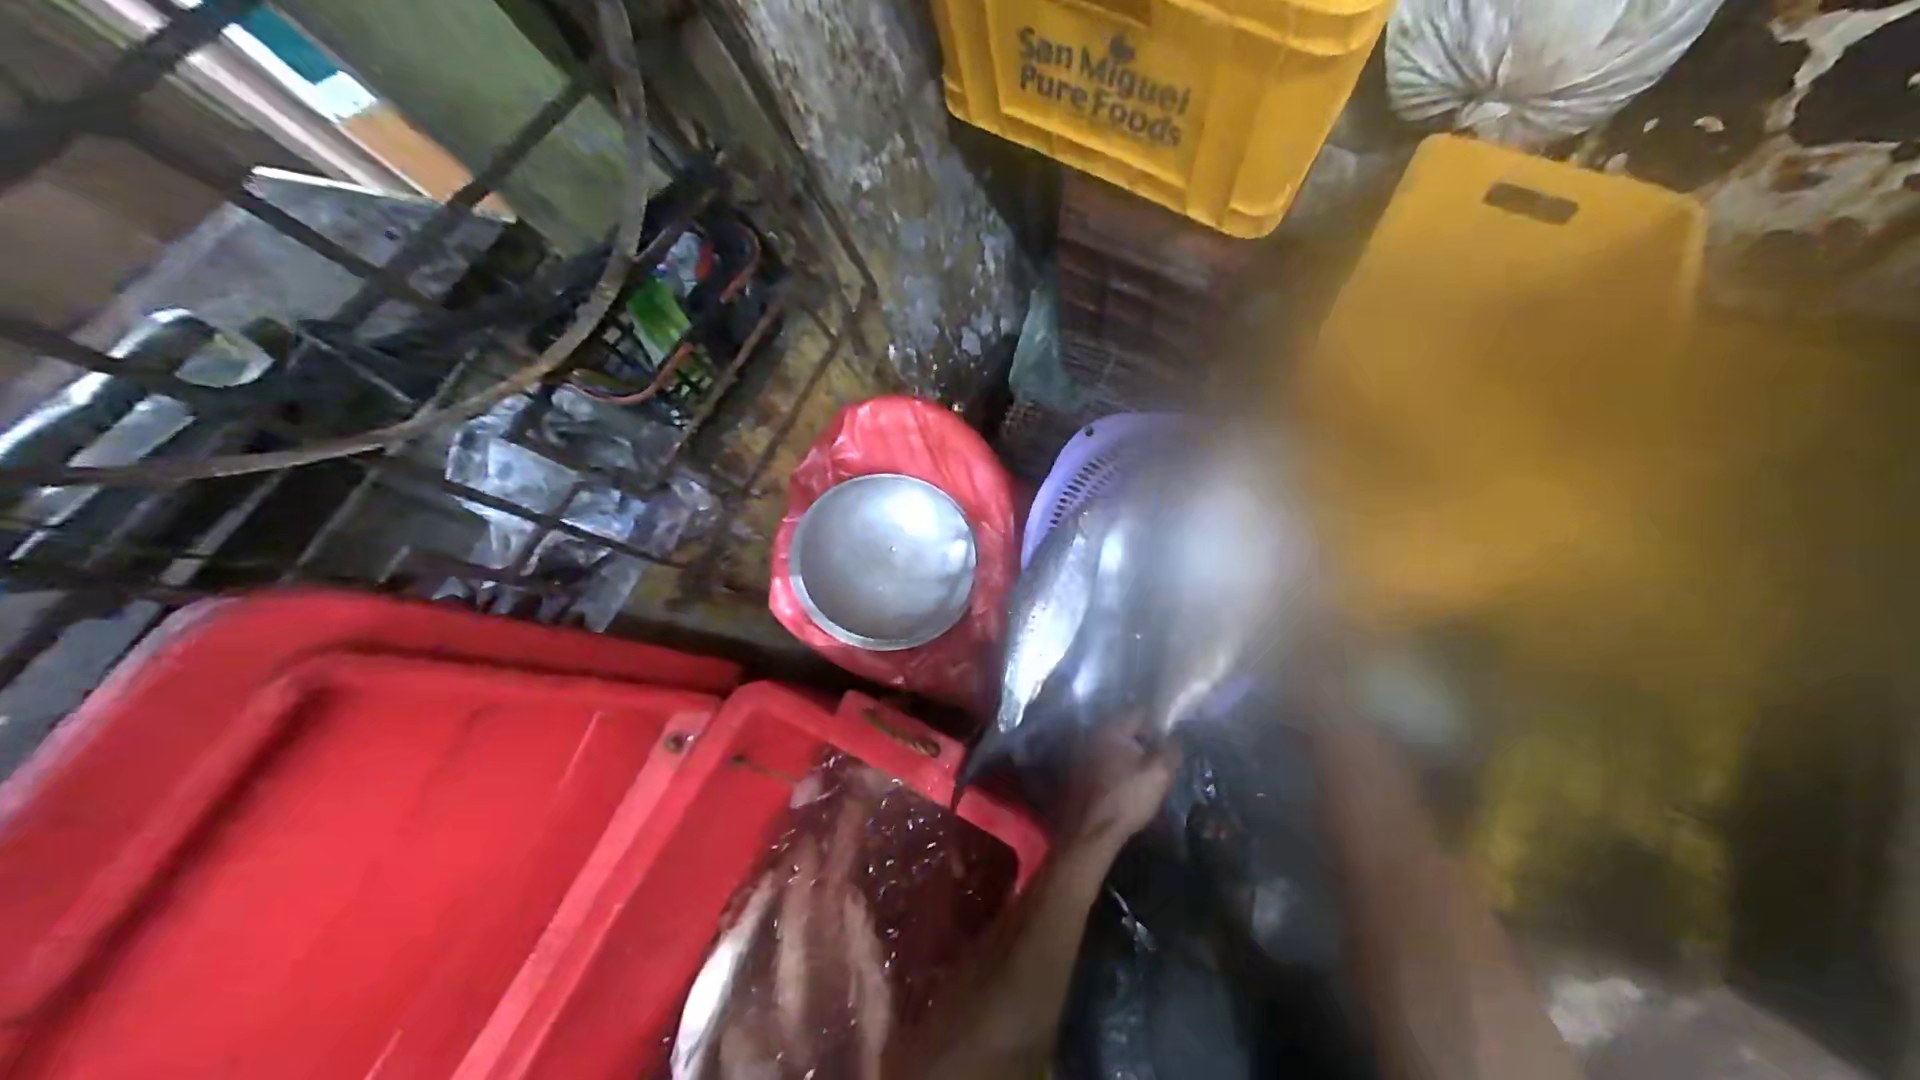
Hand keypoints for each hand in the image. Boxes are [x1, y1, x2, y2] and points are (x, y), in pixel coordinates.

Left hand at [1058, 719, 1177, 853]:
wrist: (1091, 830)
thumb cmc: (1127, 796)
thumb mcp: (1159, 772)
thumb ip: (1171, 749)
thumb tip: (1177, 734)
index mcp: (1110, 727)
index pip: (1139, 712)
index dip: (1158, 724)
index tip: (1171, 740)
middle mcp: (1091, 733)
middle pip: (1124, 729)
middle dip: (1143, 740)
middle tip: (1160, 757)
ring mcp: (1080, 753)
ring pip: (1113, 746)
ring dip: (1128, 755)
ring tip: (1145, 772)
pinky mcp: (1077, 772)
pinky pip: (1102, 762)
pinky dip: (1115, 767)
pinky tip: (1126, 783)